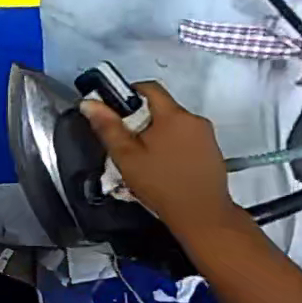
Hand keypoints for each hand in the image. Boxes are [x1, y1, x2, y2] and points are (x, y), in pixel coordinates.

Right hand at [81, 81, 242, 235]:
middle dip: (141, 119)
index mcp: (173, 115)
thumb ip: (107, 127)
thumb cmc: (160, 183)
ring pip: (173, 125)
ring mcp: (206, 135)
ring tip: (143, 159)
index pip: (149, 88)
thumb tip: (88, 103)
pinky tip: (162, 167)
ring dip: (156, 134)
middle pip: (161, 108)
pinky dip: (171, 146)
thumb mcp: (126, 156)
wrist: (201, 214)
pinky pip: (186, 139)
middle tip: (124, 143)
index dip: (128, 93)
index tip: (114, 112)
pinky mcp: (212, 151)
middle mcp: (194, 119)